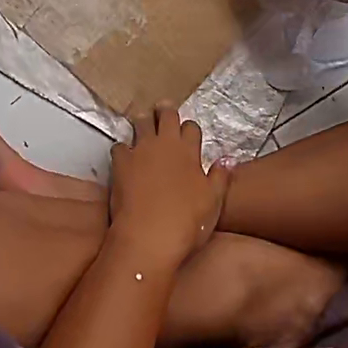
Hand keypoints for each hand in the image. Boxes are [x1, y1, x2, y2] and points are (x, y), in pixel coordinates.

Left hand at [107, 108, 230, 271]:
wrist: (149, 236)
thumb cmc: (187, 222)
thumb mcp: (213, 202)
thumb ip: (220, 177)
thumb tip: (227, 159)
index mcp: (188, 151)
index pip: (191, 127)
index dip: (189, 129)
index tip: (188, 133)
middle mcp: (164, 143)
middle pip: (166, 115)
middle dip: (166, 111)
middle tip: (163, 110)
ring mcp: (140, 150)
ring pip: (141, 122)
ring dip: (143, 121)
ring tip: (143, 122)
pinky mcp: (120, 161)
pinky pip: (119, 145)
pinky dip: (123, 148)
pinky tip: (124, 156)